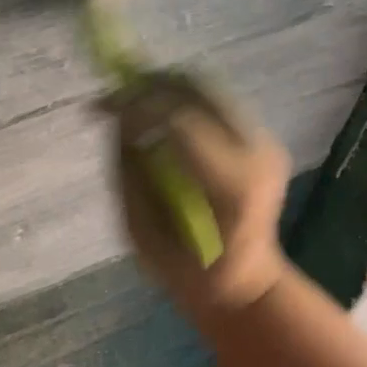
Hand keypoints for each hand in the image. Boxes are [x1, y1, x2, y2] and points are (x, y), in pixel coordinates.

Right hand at [101, 71, 292, 317]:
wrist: (247, 281)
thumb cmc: (191, 272)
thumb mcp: (145, 236)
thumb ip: (129, 178)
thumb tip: (117, 123)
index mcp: (233, 185)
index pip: (183, 124)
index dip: (138, 107)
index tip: (102, 110)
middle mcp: (256, 154)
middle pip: (200, 92)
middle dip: (150, 85)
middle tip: (111, 95)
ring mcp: (264, 143)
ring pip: (209, 89)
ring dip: (164, 86)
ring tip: (128, 97)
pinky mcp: (261, 138)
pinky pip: (215, 103)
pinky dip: (181, 98)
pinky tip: (154, 110)